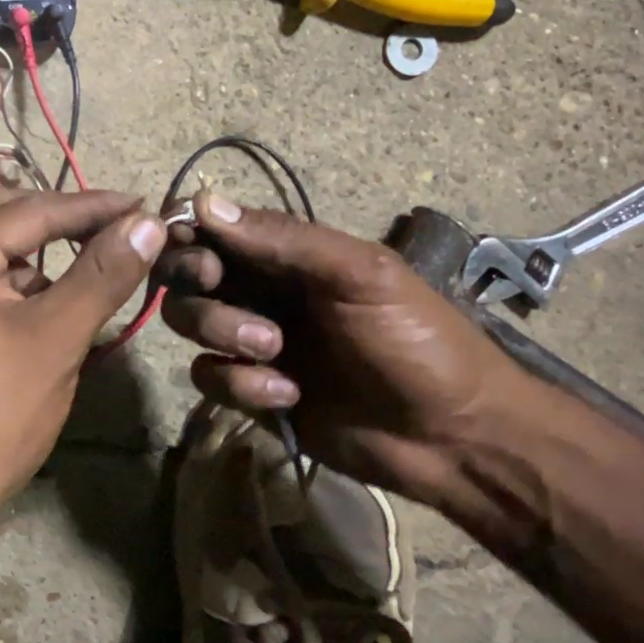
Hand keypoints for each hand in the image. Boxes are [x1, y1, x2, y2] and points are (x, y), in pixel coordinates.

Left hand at [0, 188, 162, 507]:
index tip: (143, 204)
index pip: (32, 210)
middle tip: (114, 226)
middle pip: (0, 215)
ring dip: (34, 252)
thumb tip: (147, 223)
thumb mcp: (56, 338)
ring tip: (89, 264)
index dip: (92, 206)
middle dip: (58, 219)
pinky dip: (11, 282)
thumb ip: (101, 274)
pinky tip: (47, 302)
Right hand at [156, 191, 522, 496]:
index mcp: (285, 253)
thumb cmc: (419, 341)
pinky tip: (288, 395)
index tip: (192, 247)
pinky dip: (239, 384)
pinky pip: (208, 377)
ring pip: (187, 321)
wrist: (458, 440)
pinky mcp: (251, 392)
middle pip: (185, 273)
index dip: (187, 233)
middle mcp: (259, 290)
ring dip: (220, 330)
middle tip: (217, 287)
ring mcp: (252, 342)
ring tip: (273, 350)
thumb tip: (204, 202)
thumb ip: (285, 239)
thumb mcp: (362, 276)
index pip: (212, 227)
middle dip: (194, 281)